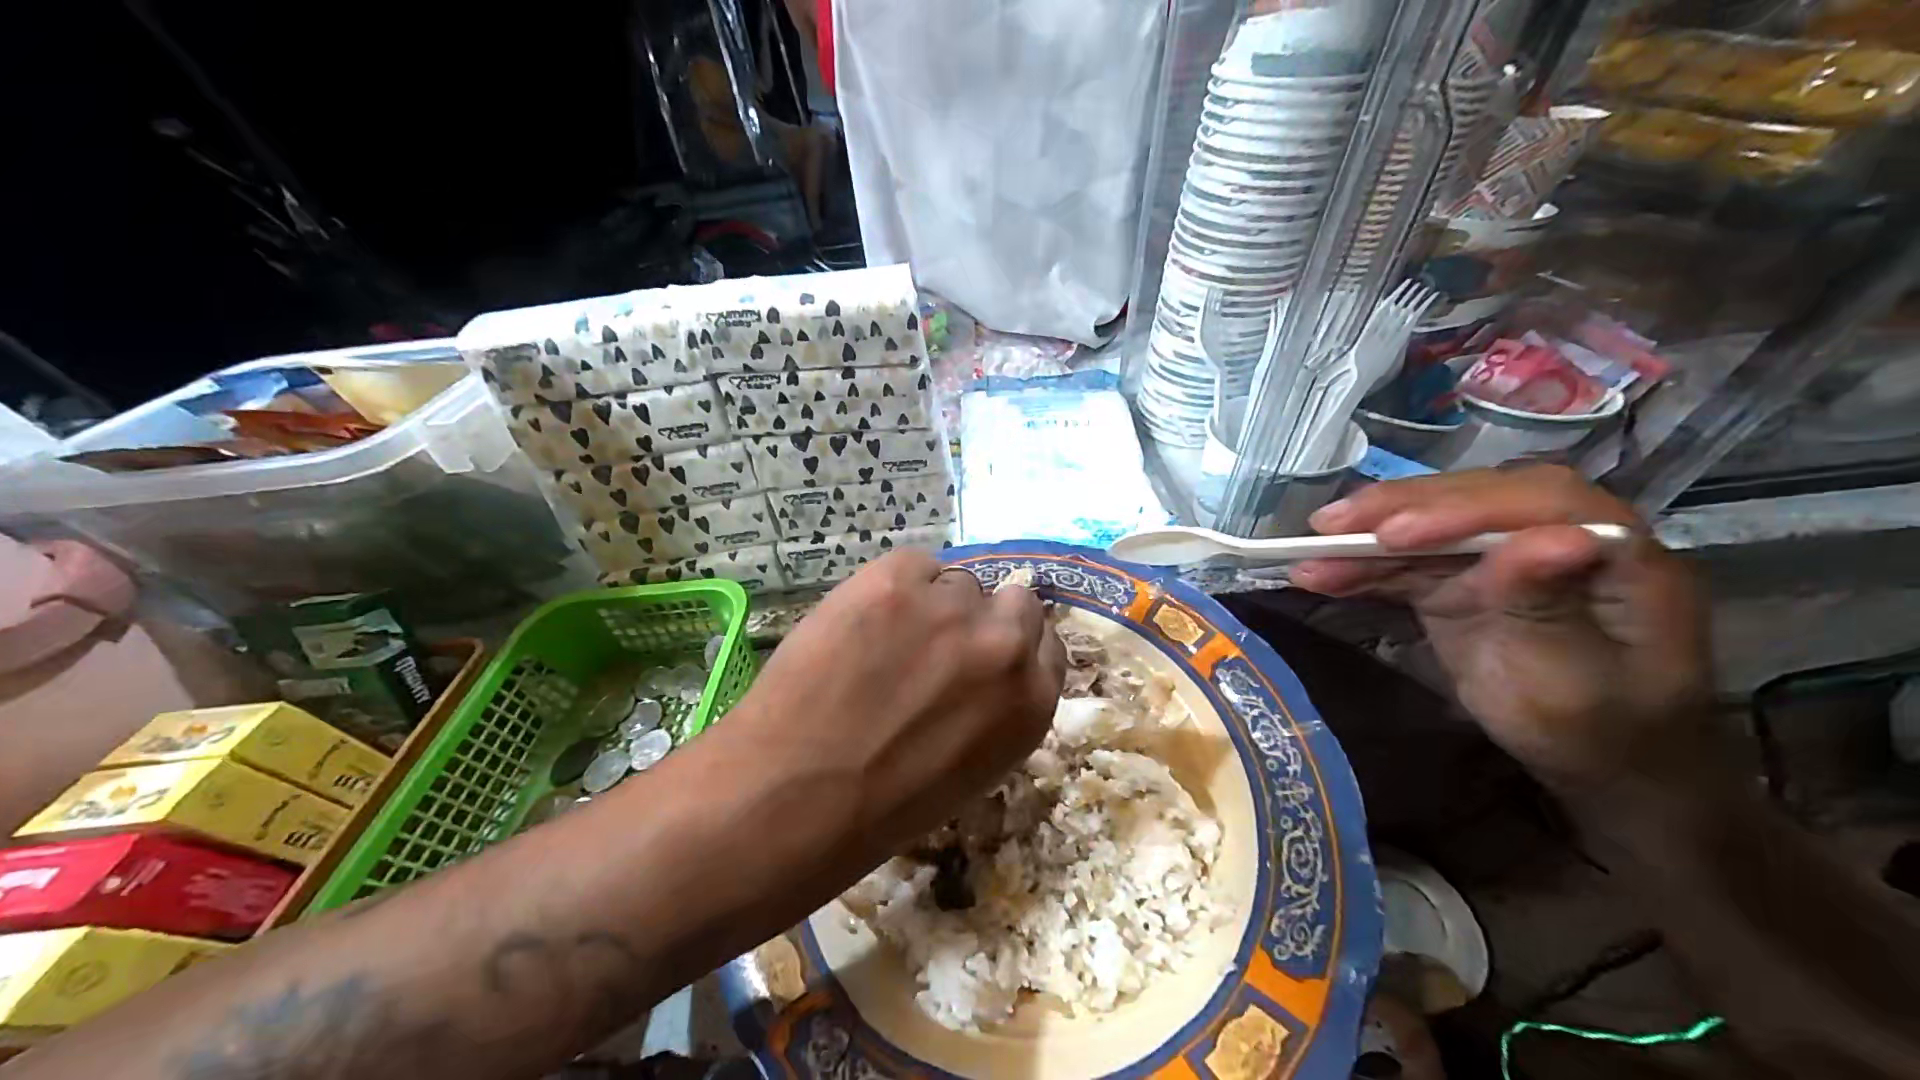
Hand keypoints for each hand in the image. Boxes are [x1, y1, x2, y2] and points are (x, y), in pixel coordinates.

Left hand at [727, 551, 1065, 858]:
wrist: (799, 795)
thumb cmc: (883, 802)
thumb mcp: (973, 767)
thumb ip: (995, 706)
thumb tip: (984, 667)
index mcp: (1031, 701)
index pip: (1045, 641)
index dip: (1011, 641)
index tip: (983, 648)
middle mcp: (1005, 645)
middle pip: (1013, 599)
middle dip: (980, 617)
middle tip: (934, 639)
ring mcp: (951, 607)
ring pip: (956, 582)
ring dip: (930, 605)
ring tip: (882, 641)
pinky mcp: (896, 580)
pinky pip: (912, 564)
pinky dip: (891, 587)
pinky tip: (860, 622)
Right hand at [1287, 466, 1712, 794]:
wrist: (1596, 764)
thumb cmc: (1600, 730)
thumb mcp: (1576, 680)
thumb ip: (1551, 606)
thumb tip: (1549, 537)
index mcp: (1617, 552)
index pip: (1539, 503)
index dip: (1464, 510)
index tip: (1396, 534)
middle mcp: (1557, 535)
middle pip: (1474, 499)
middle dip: (1399, 510)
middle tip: (1331, 527)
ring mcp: (1503, 555)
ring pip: (1431, 526)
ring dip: (1367, 537)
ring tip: (1310, 551)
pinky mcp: (1462, 577)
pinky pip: (1408, 562)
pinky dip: (1363, 568)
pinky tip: (1318, 574)